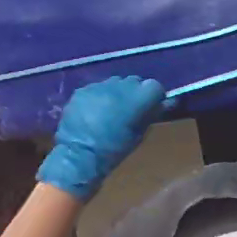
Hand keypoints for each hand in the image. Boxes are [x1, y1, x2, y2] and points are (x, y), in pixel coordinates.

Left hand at [36, 76, 165, 201]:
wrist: (79, 156)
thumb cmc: (113, 150)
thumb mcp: (138, 136)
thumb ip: (148, 116)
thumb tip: (157, 106)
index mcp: (137, 99)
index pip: (154, 86)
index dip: (153, 96)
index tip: (150, 106)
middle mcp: (119, 86)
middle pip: (134, 81)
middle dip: (134, 92)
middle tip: (129, 108)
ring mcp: (98, 86)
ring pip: (114, 83)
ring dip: (115, 93)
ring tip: (109, 110)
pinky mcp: (82, 90)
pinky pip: (95, 89)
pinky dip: (98, 97)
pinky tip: (92, 112)